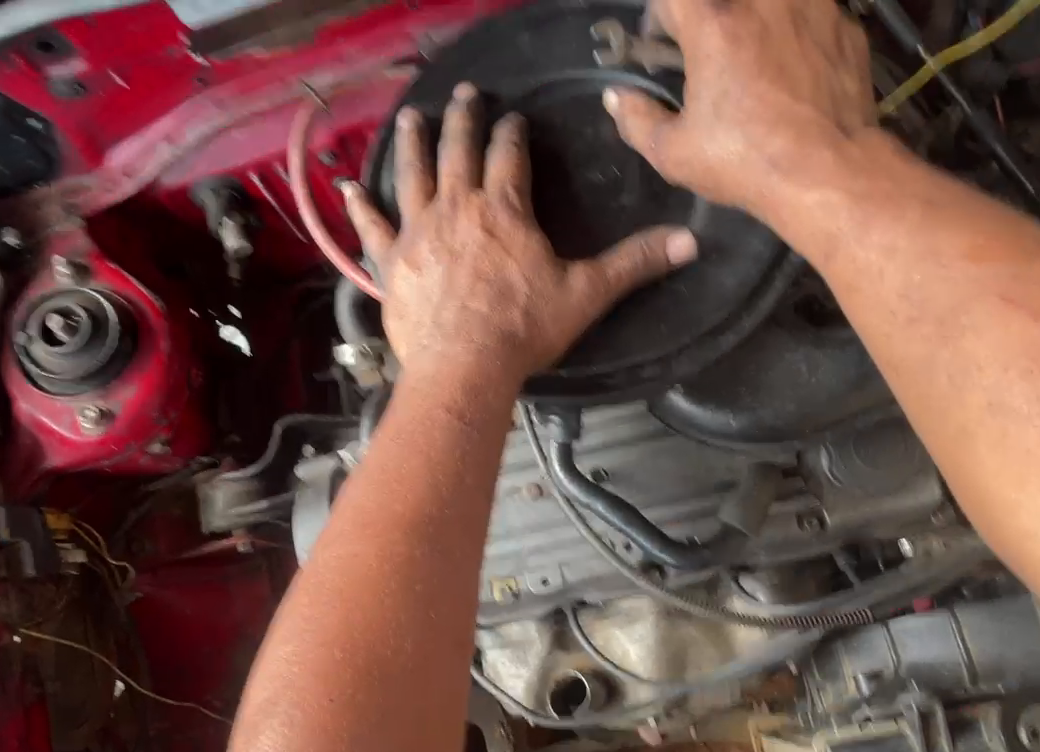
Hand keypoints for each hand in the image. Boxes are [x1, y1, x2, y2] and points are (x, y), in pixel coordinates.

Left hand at [343, 82, 697, 395]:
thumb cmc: (523, 330)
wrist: (464, 367)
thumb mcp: (586, 295)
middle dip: (464, 120)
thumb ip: (633, 264)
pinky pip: (372, 228)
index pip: (509, 155)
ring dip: (413, 143)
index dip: (512, 134)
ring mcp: (418, 232)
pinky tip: (350, 189)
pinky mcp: (392, 263)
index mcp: (504, 209)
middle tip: (464, 96)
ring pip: (413, 174)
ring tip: (413, 119)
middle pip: (459, 150)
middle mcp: (457, 207)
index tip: (512, 120)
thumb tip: (690, 242)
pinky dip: (361, 208)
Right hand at [602, 0, 876, 220]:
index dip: (659, 17)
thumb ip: (636, 120)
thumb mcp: (673, 154)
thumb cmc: (742, 162)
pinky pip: (811, 14)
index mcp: (714, 24)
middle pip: (722, 0)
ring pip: (770, 4)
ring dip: (756, 22)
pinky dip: (796, 33)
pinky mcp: (844, 25)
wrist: (825, 171)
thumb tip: (616, 98)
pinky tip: (792, 72)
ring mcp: (812, 5)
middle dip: (709, 20)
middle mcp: (763, 0)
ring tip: (753, 58)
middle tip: (706, 53)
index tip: (661, 44)